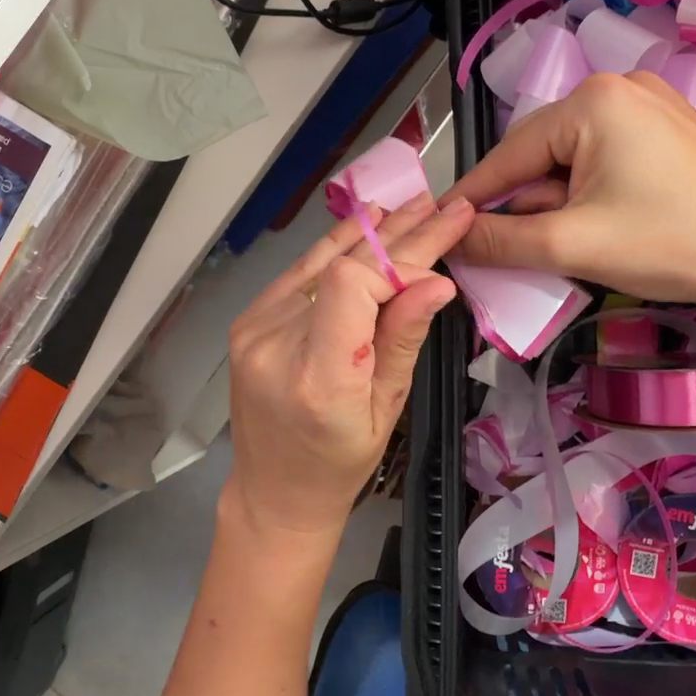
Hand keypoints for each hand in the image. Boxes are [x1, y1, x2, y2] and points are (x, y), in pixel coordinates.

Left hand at [225, 192, 473, 536]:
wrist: (274, 489)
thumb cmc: (339, 464)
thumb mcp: (386, 409)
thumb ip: (402, 339)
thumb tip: (435, 282)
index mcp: (318, 377)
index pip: (353, 285)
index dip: (403, 257)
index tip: (445, 242)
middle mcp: (276, 345)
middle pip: (342, 266)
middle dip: (401, 235)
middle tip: (445, 209)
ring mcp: (255, 329)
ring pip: (321, 262)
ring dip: (372, 232)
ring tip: (415, 207)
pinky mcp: (249, 322)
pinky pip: (300, 275)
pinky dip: (336, 248)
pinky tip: (366, 222)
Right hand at [443, 71, 695, 317]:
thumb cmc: (673, 244)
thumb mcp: (570, 245)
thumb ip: (498, 239)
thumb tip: (450, 238)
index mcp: (592, 102)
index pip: (508, 153)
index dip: (473, 196)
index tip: (442, 225)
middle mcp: (621, 89)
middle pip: (541, 153)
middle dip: (528, 203)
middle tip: (523, 251)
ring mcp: (654, 106)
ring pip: (574, 159)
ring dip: (560, 202)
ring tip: (578, 244)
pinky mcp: (674, 131)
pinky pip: (608, 158)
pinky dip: (592, 193)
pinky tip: (608, 227)